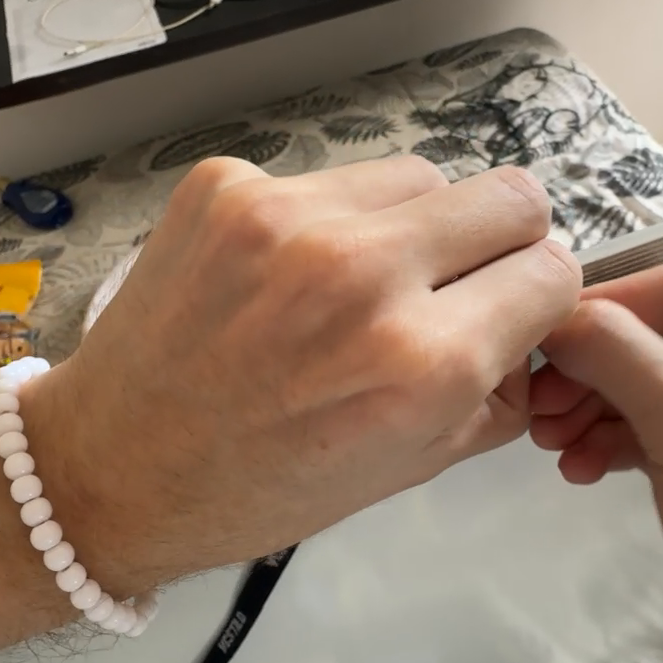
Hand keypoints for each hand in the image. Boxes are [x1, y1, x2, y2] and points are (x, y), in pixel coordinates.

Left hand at [23, 155, 581, 595]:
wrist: (111, 466)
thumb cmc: (268, 486)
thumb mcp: (411, 466)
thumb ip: (498, 389)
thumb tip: (534, 318)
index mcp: (422, 363)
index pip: (551, 272)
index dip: (540, 293)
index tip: (511, 304)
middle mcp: (364, 274)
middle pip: (510, 195)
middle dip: (504, 239)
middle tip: (457, 276)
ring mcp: (289, 216)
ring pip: (422, 176)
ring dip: (416, 224)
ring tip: (363, 277)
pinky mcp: (227, 183)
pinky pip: (333, 179)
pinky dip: (335, 219)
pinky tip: (290, 270)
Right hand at [530, 264, 662, 662]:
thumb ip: (619, 352)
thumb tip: (554, 314)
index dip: (612, 303)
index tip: (547, 328)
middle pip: (658, 342)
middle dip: (594, 368)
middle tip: (539, 398)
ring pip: (644, 391)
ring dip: (590, 408)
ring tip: (549, 439)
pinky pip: (645, 437)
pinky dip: (605, 444)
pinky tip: (577, 468)